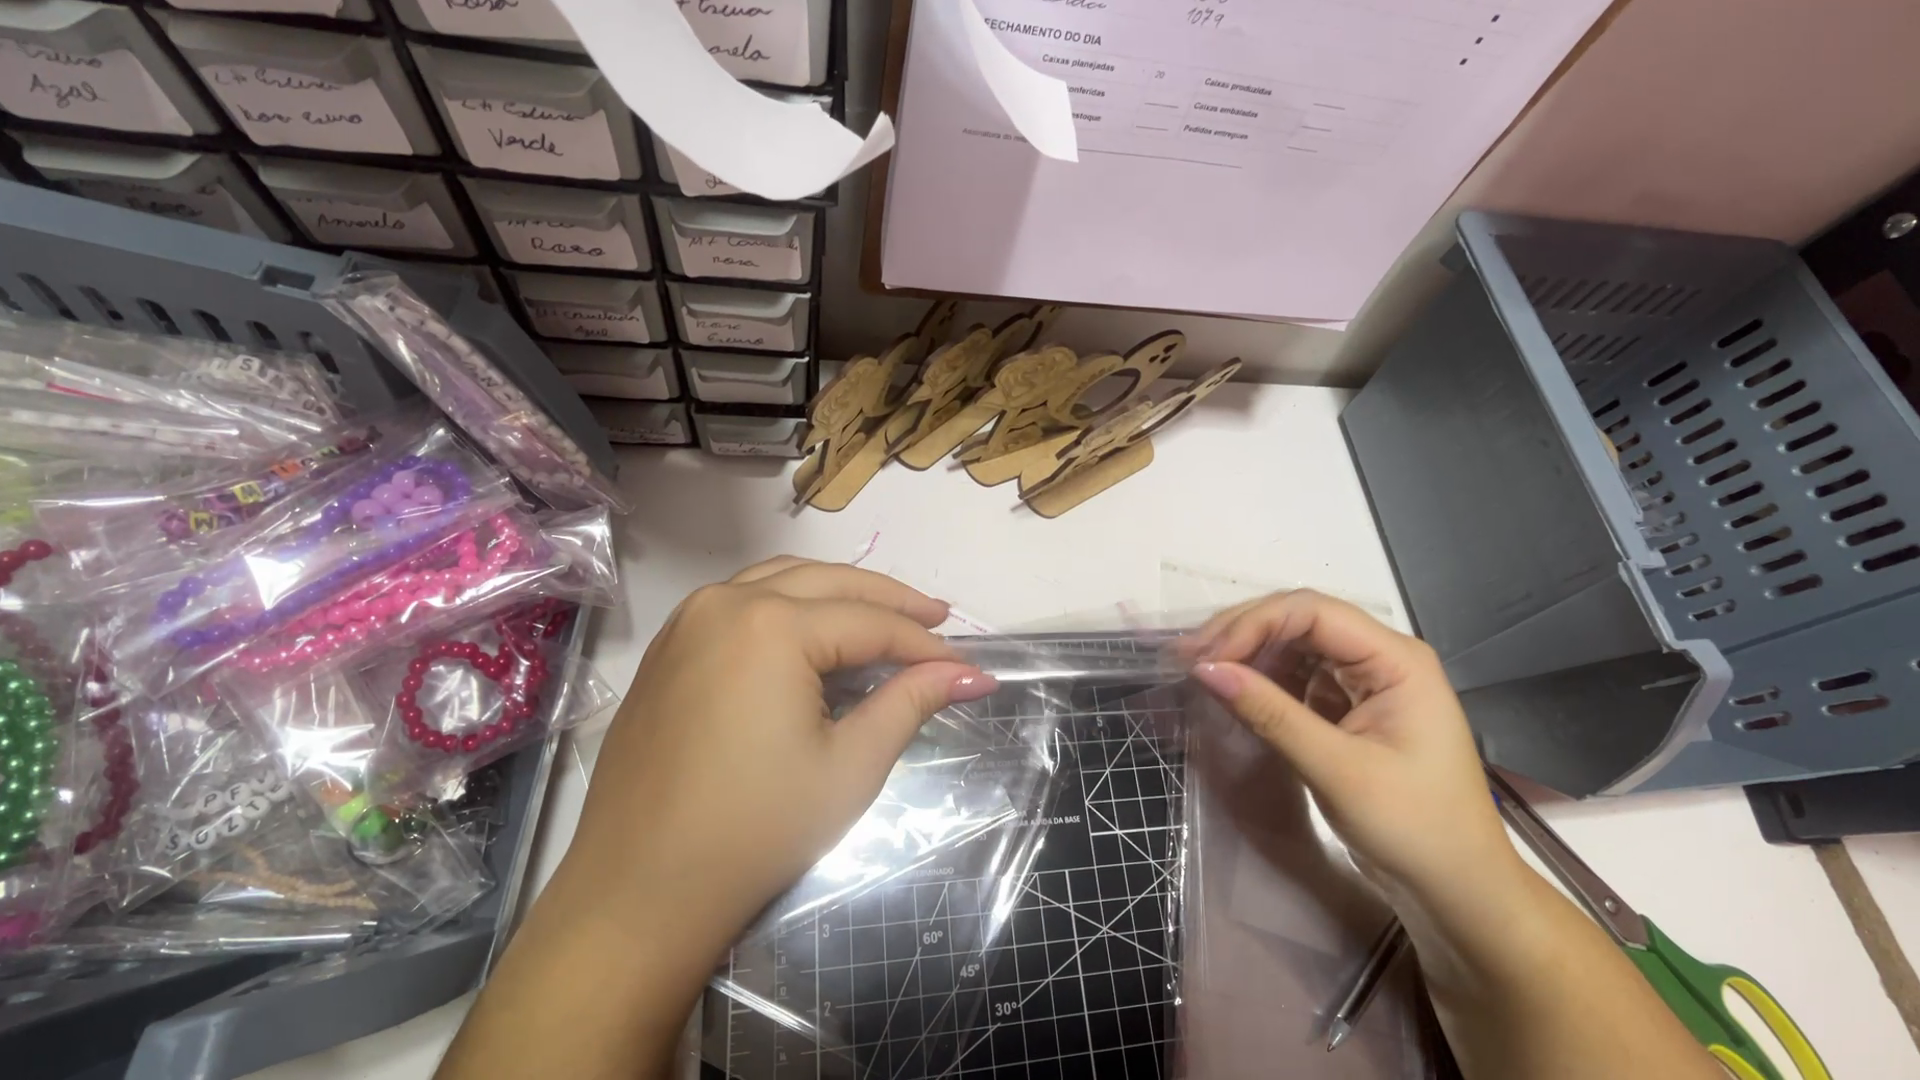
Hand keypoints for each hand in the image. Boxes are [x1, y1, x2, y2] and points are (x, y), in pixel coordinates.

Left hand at [562, 557, 997, 936]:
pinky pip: (741, 603)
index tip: (968, 666)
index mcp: (771, 626)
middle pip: (828, 583)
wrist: (641, 888)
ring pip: (781, 581)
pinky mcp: (668, 649)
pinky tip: (813, 633)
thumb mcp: (850, 765)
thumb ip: (910, 703)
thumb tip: (971, 675)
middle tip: (937, 619)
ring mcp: (688, 622)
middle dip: (888, 601)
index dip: (925, 646)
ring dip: (838, 592)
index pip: (870, 623)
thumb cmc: (756, 830)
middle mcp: (725, 603)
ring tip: (884, 616)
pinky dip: (789, 605)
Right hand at [1181, 591, 1519, 908]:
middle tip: (1187, 658)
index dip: (1253, 624)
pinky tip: (1233, 691)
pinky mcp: (1349, 710)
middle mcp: (1381, 658)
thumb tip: (1204, 669)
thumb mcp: (1337, 769)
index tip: (1205, 658)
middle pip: (1301, 621)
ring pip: (1295, 647)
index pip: (1312, 612)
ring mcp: (1365, 684)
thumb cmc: (1412, 827)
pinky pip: (1297, 679)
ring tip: (1200, 670)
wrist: (1457, 891)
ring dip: (1248, 654)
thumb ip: (1270, 713)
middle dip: (1243, 633)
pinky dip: (1262, 681)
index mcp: (1395, 659)